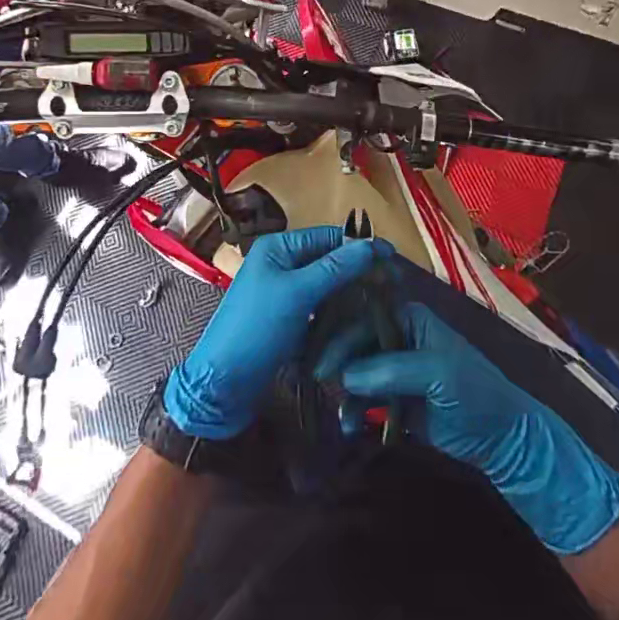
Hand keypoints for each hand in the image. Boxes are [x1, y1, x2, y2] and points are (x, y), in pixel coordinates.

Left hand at [165, 225, 391, 438]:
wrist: (223, 383)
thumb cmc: (256, 330)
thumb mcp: (297, 294)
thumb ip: (336, 268)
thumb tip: (374, 244)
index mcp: (278, 248)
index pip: (328, 237)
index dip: (361, 247)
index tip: (395, 261)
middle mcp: (281, 265)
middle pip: (330, 262)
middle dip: (359, 274)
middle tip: (395, 288)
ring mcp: (284, 295)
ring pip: (328, 289)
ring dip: (352, 297)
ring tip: (383, 308)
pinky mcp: (289, 322)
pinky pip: (320, 312)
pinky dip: (338, 316)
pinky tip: (360, 327)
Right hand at [319, 302, 618, 553]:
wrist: (501, 438)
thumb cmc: (475, 391)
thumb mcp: (437, 372)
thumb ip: (390, 370)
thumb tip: (345, 376)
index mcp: (409, 319)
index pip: (364, 319)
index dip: (341, 338)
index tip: (321, 361)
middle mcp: (396, 339)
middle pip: (354, 345)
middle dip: (336, 366)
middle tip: (317, 385)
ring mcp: (392, 371)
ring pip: (354, 375)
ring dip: (344, 395)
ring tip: (342, 418)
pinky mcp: (392, 400)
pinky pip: (363, 401)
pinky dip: (353, 413)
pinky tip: (350, 428)